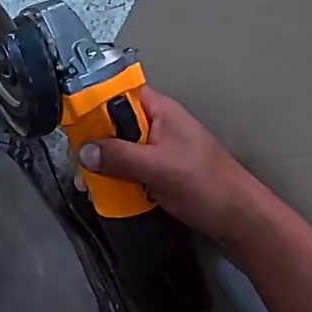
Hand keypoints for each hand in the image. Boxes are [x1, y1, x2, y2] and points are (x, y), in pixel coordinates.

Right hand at [78, 87, 269, 241]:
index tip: (69, 118)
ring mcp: (159, 147)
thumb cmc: (204, 184)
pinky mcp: (160, 169)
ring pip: (120, 146)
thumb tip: (83, 150)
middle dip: (92, 138)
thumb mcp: (158, 168)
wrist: (242, 220)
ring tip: (84, 181)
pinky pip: (129, 165)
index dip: (93, 100)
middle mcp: (157, 123)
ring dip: (102, 161)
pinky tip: (102, 190)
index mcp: (160, 110)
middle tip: (75, 158)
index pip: (119, 92)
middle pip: (114, 121)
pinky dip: (114, 175)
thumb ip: (119, 156)